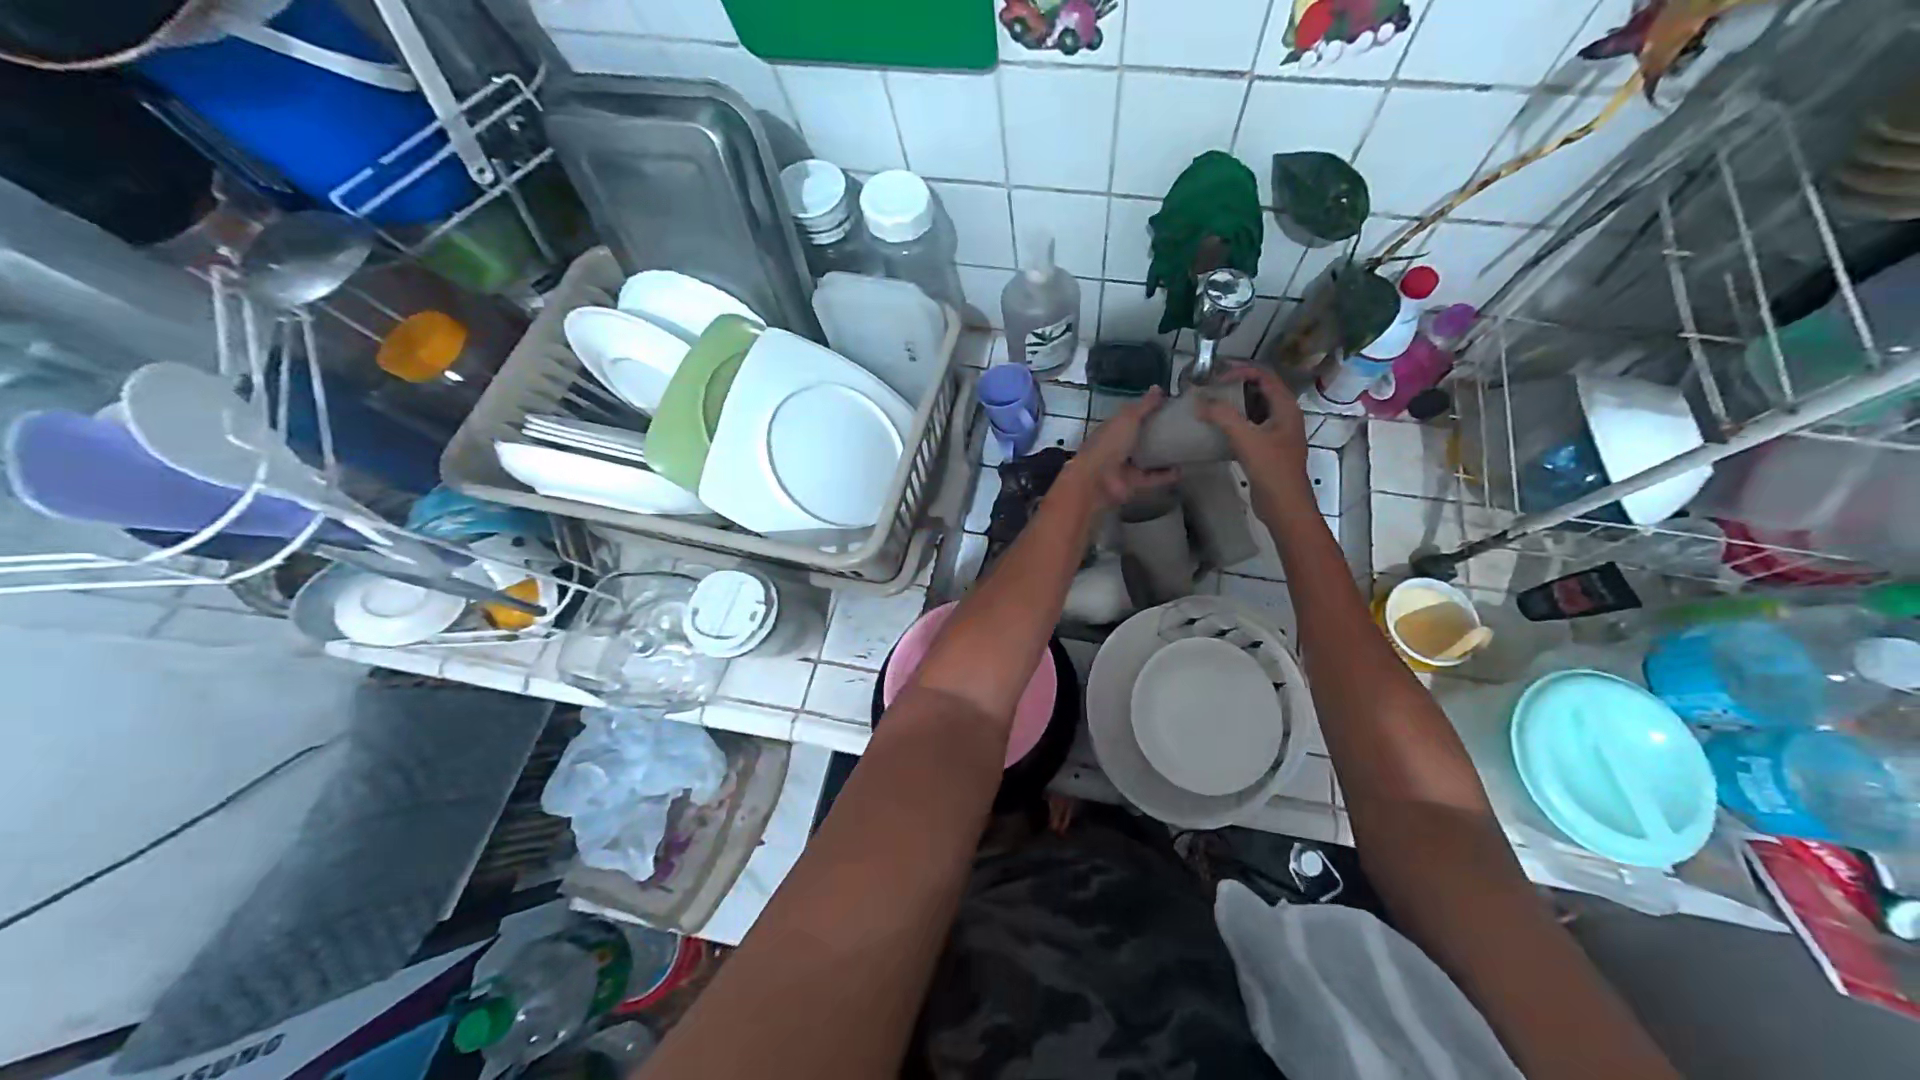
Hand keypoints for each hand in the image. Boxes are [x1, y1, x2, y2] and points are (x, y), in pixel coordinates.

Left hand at [1060, 386, 1178, 508]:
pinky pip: (1153, 478)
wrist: (1097, 479)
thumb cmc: (1109, 444)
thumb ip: (1144, 405)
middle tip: (1181, 427)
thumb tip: (1158, 387)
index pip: (1130, 418)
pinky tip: (1182, 469)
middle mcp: (1117, 447)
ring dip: (1163, 455)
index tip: (1168, 407)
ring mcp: (1124, 466)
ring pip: (1147, 459)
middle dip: (1157, 434)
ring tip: (1184, 447)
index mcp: (1112, 428)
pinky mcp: (1133, 483)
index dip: (1146, 412)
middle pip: (1139, 439)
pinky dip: (1166, 475)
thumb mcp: (1128, 418)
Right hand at [1199, 365, 1308, 496]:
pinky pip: (1250, 427)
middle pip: (1260, 390)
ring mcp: (1277, 433)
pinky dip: (1234, 423)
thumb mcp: (1246, 438)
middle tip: (1210, 387)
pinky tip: (1216, 429)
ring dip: (1233, 405)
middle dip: (1235, 385)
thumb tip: (1198, 400)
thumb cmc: (1271, 469)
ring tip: (1210, 405)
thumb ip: (1222, 416)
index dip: (1241, 371)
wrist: (1284, 505)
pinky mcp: (1268, 449)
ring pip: (1254, 409)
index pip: (1265, 376)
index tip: (1216, 377)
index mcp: (1286, 407)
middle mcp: (1284, 416)